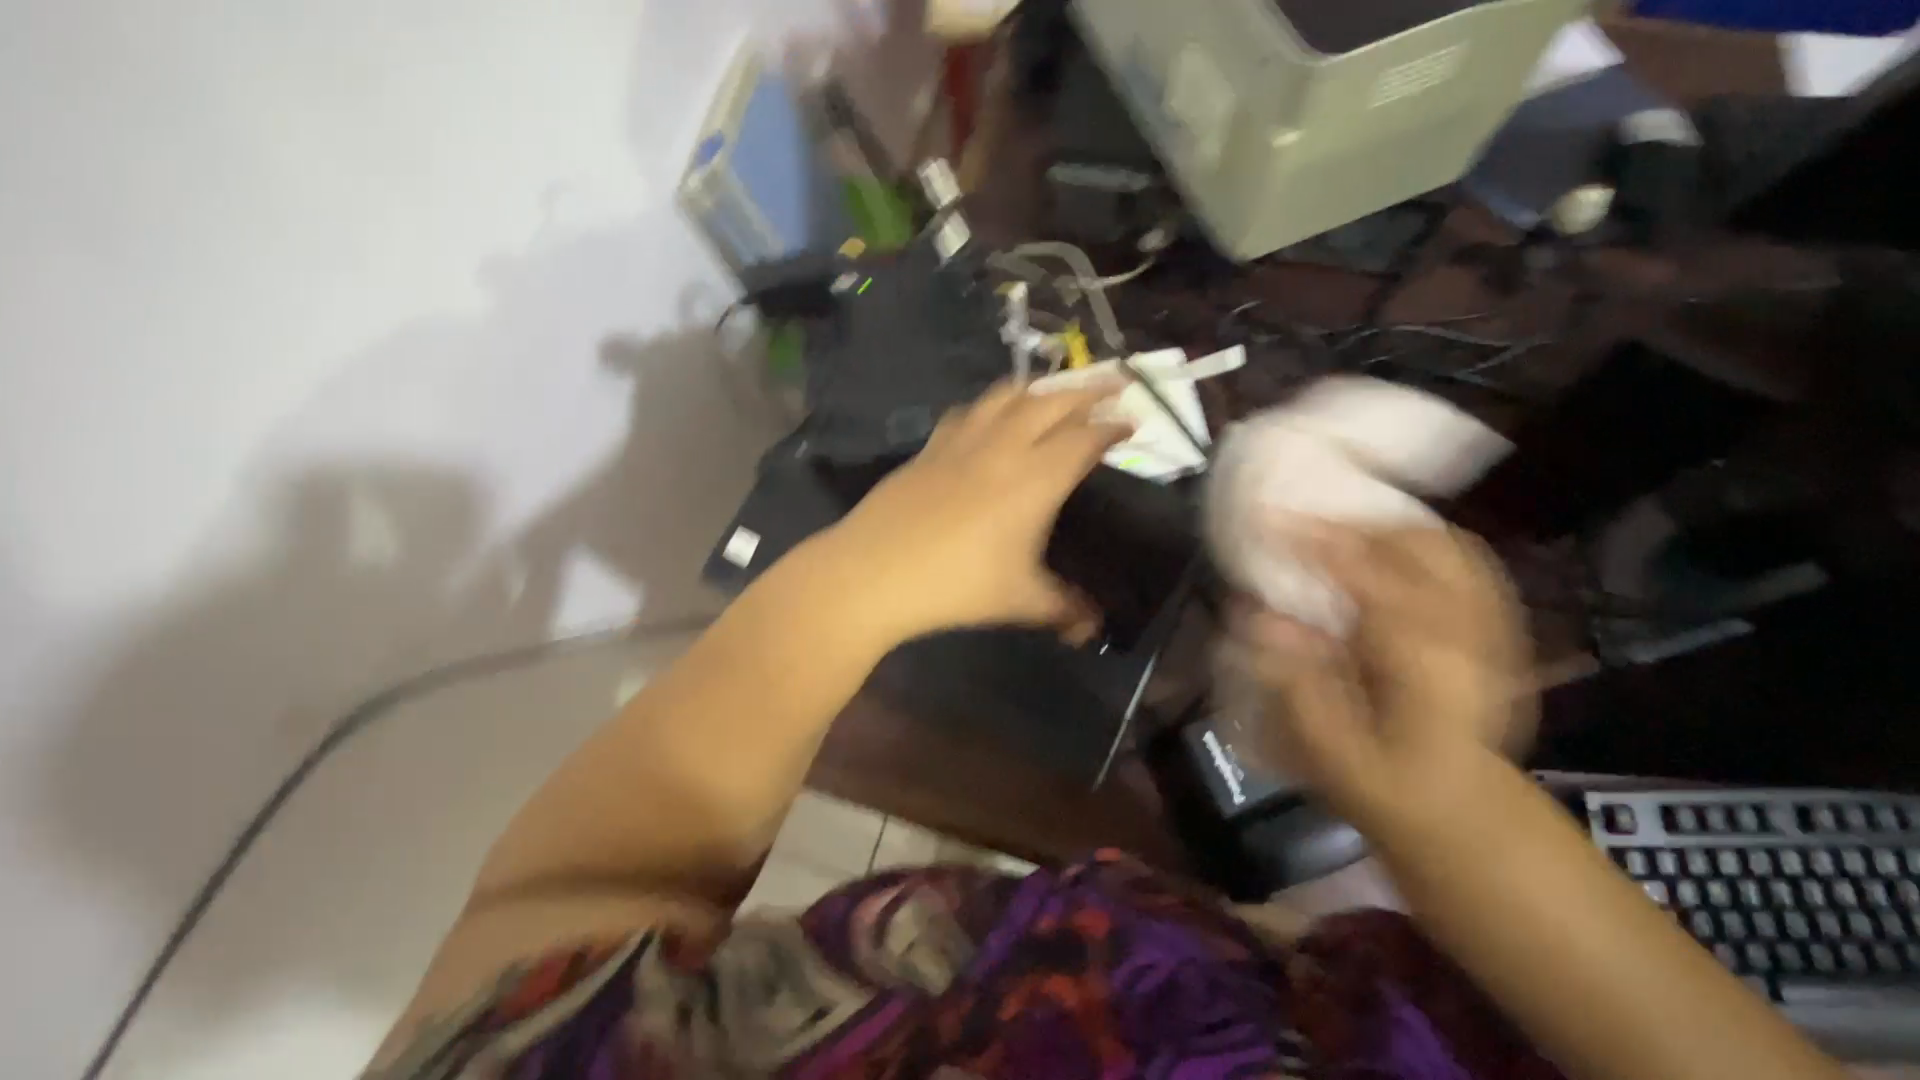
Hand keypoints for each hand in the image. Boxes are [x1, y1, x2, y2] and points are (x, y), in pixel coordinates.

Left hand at [810, 379, 1131, 642]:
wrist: (871, 573)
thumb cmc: (955, 586)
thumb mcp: (1019, 601)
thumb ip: (1063, 608)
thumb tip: (1092, 627)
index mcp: (1034, 479)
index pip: (1084, 438)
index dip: (1112, 427)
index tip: (1131, 424)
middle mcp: (1002, 448)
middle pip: (1051, 403)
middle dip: (1088, 389)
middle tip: (1115, 383)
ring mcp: (960, 443)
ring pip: (1007, 396)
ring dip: (1040, 388)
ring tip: (1057, 390)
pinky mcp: (928, 449)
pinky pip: (969, 412)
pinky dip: (993, 405)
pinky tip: (991, 415)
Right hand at [1229, 525, 1533, 826]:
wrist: (1466, 815)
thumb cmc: (1390, 788)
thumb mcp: (1331, 752)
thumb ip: (1295, 684)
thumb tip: (1258, 619)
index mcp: (1423, 660)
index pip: (1366, 573)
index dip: (1313, 539)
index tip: (1266, 521)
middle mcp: (1467, 631)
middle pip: (1416, 545)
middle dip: (1354, 523)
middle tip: (1302, 526)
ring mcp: (1491, 628)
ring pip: (1446, 547)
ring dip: (1388, 529)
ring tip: (1341, 532)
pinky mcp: (1497, 631)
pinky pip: (1467, 565)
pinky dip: (1424, 546)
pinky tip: (1391, 553)